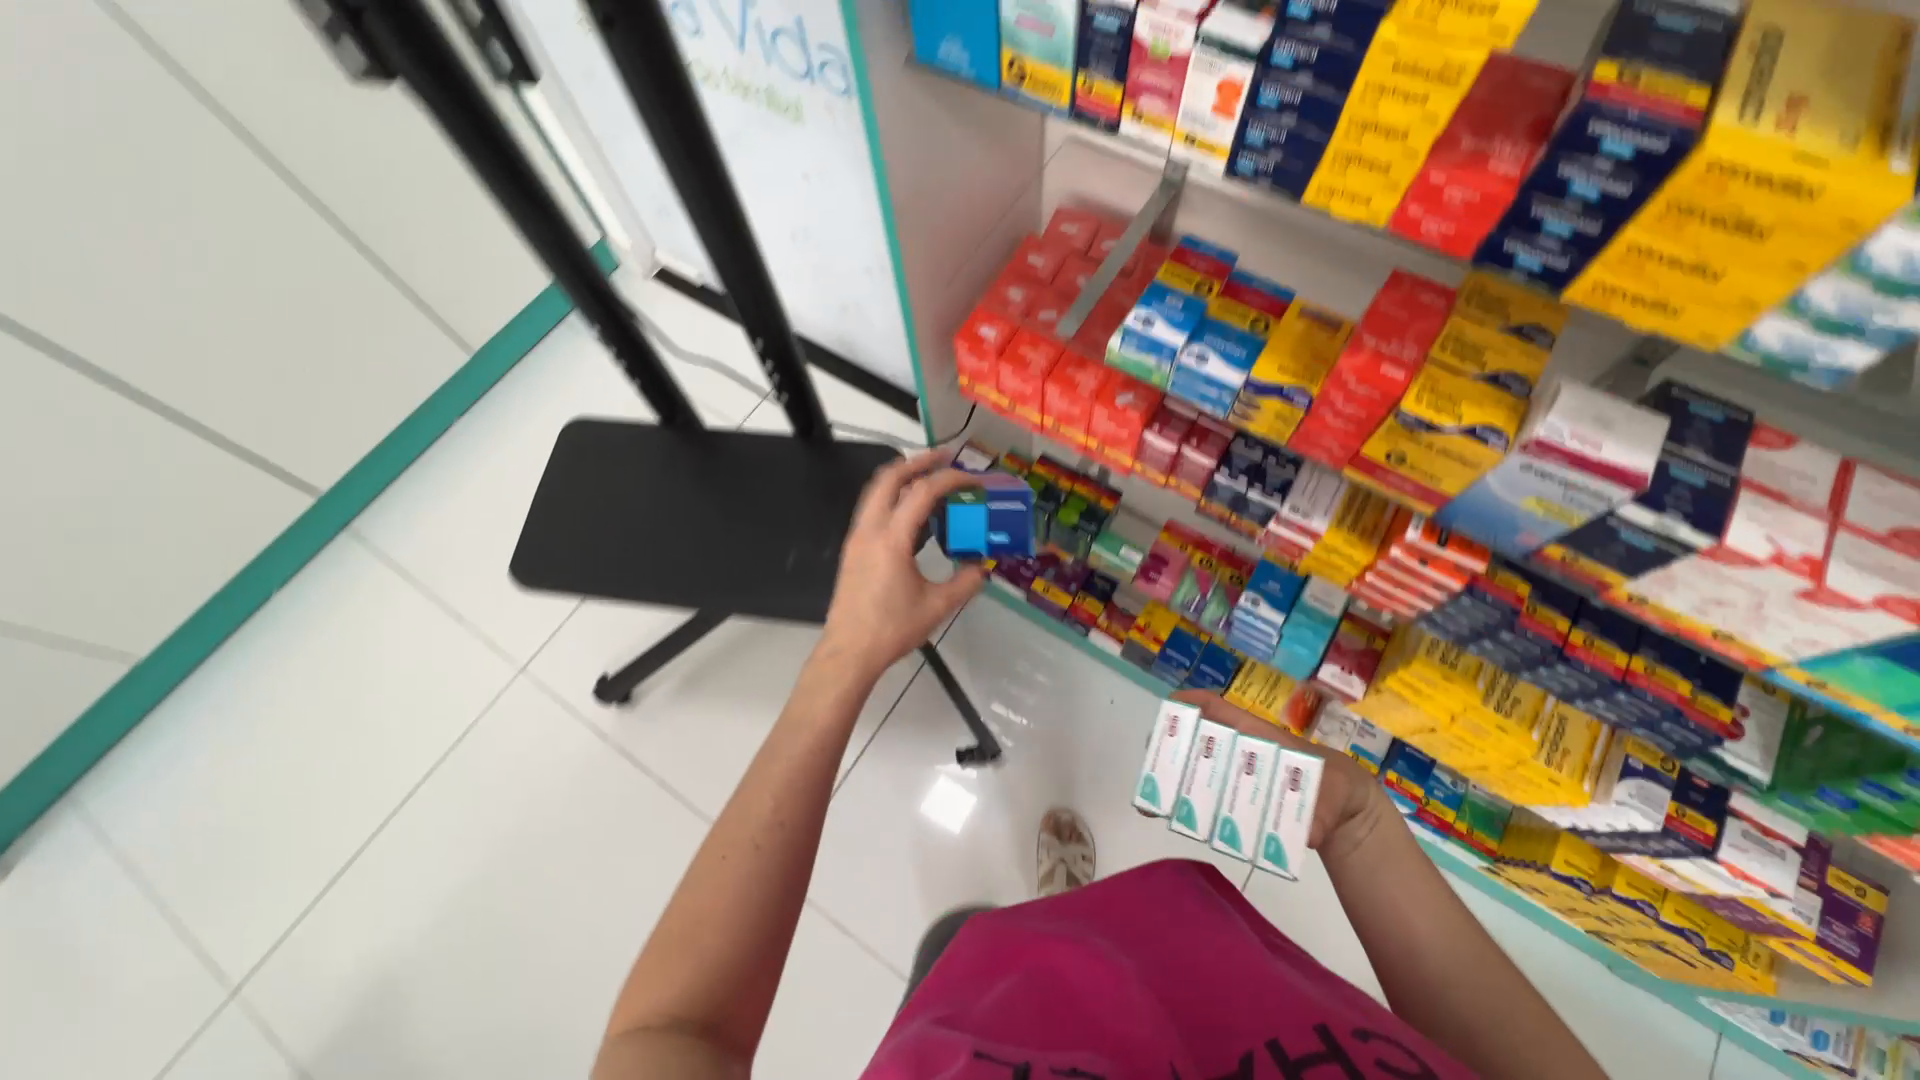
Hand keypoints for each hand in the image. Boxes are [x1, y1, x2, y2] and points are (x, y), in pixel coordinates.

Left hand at [818, 449, 989, 680]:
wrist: (849, 651)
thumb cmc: (892, 629)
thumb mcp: (937, 606)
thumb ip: (965, 582)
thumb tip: (983, 567)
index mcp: (892, 539)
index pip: (923, 492)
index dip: (951, 478)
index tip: (974, 479)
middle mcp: (870, 530)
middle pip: (890, 477)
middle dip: (919, 461)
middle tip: (946, 457)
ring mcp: (857, 537)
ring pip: (876, 490)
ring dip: (903, 476)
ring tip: (930, 477)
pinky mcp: (853, 549)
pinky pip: (872, 509)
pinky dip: (893, 497)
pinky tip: (912, 512)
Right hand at [1170, 689, 1392, 862]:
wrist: (1342, 807)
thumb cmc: (1333, 782)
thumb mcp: (1334, 789)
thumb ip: (1322, 813)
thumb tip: (1308, 834)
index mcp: (1257, 735)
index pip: (1219, 709)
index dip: (1192, 703)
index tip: (1168, 707)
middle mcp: (1239, 753)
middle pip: (1196, 742)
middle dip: (1170, 749)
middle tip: (1152, 766)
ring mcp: (1236, 777)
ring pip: (1197, 773)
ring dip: (1173, 783)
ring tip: (1152, 803)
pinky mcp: (1238, 801)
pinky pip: (1209, 800)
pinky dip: (1189, 809)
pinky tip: (1176, 820)